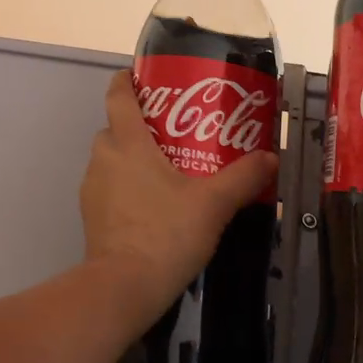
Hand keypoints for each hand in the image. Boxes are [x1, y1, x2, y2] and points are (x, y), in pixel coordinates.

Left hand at [79, 71, 278, 329]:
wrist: (124, 286)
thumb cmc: (166, 233)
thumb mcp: (212, 204)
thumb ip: (242, 178)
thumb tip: (271, 157)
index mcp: (127, 142)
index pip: (117, 96)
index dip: (126, 81)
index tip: (140, 76)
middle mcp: (104, 156)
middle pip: (115, 127)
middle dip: (139, 126)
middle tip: (173, 133)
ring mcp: (92, 186)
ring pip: (110, 158)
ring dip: (131, 159)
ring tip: (167, 171)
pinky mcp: (90, 214)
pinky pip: (108, 186)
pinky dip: (125, 187)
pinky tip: (152, 206)